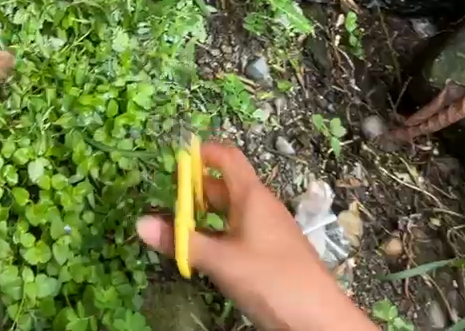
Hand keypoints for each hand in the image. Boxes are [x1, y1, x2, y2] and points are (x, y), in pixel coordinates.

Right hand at [137, 143, 373, 330]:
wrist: (324, 324)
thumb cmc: (272, 280)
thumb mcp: (222, 261)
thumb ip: (181, 242)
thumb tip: (140, 223)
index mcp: (251, 195)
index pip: (227, 156)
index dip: (202, 152)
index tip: (176, 160)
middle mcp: (261, 206)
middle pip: (225, 185)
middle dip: (197, 190)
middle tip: (170, 203)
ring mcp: (269, 231)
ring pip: (232, 212)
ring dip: (207, 217)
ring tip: (181, 230)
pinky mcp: (273, 255)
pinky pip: (241, 233)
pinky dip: (220, 237)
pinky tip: (208, 256)